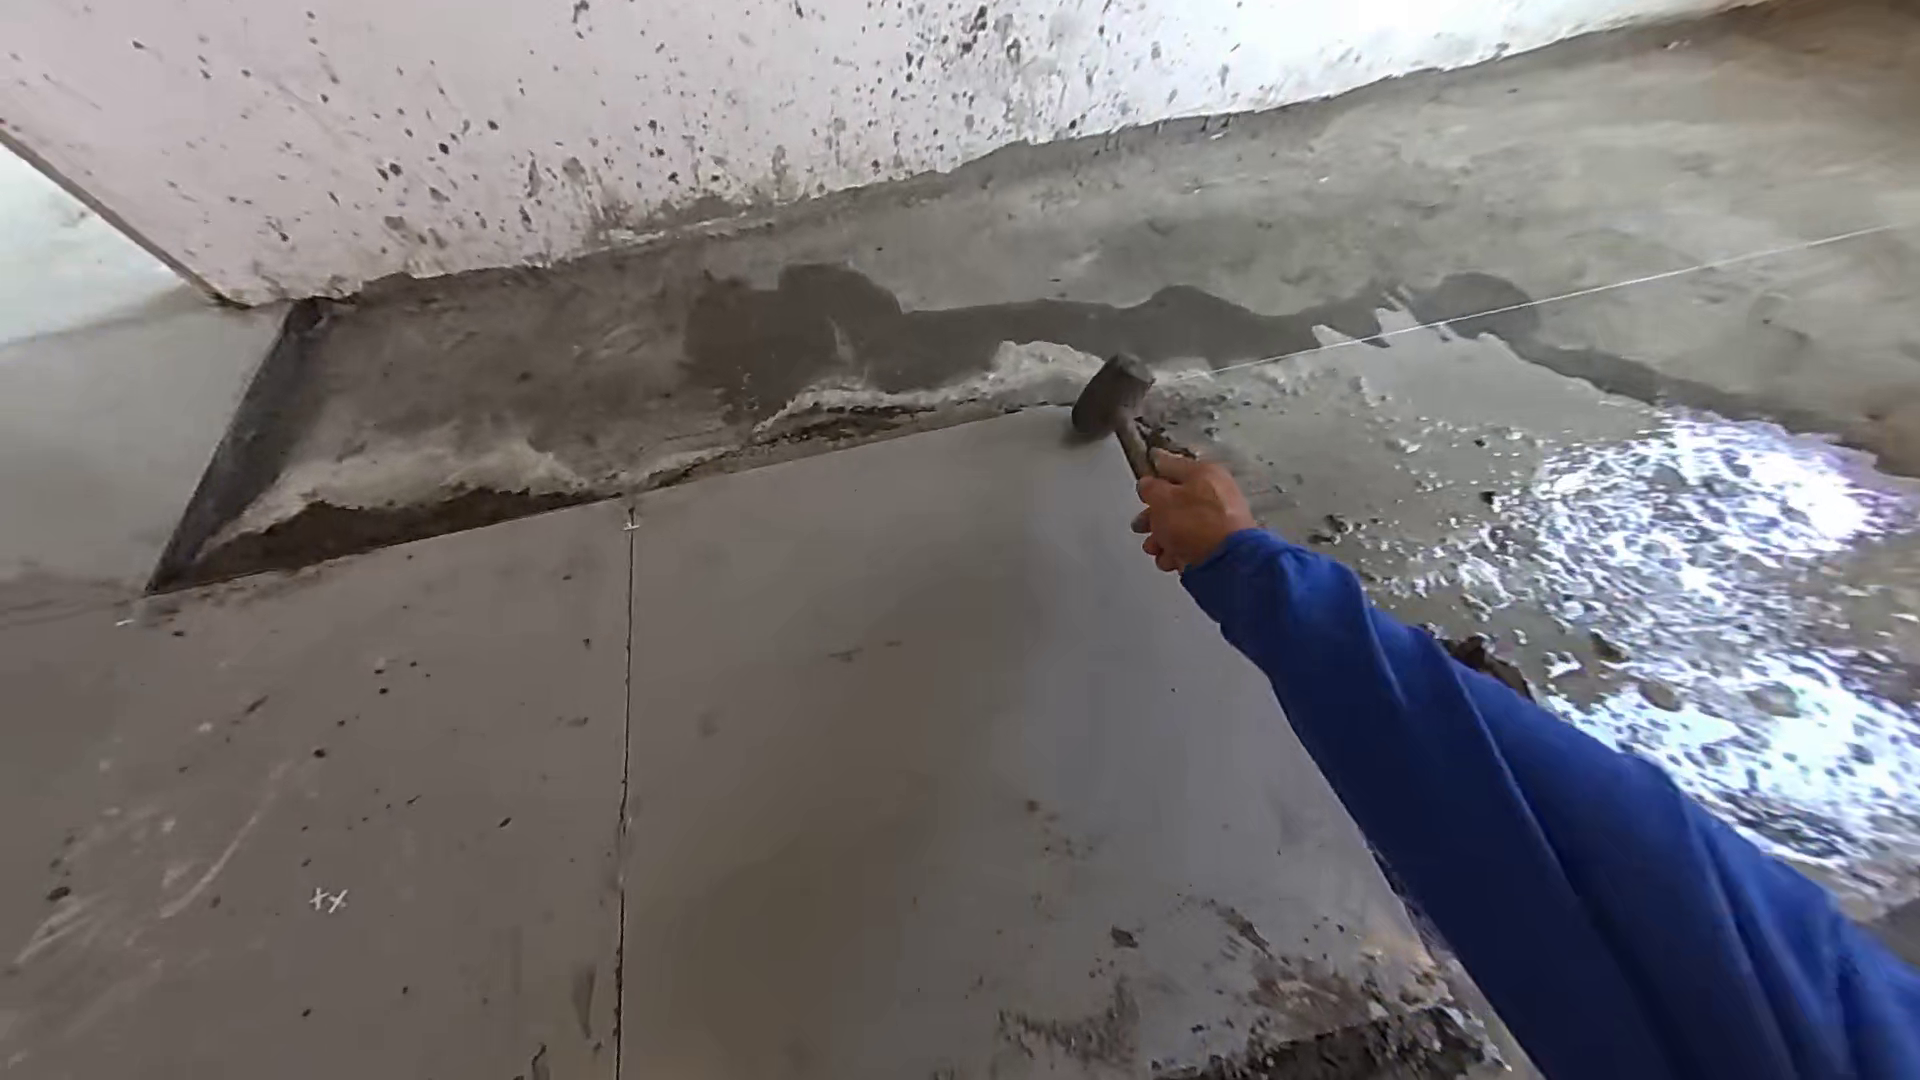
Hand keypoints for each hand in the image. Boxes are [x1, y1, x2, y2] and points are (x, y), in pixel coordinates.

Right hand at [1131, 450, 1256, 571]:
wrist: (1225, 561)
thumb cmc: (1195, 524)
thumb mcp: (1161, 499)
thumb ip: (1150, 488)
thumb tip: (1147, 485)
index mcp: (1203, 473)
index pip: (1170, 464)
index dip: (1151, 470)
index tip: (1142, 473)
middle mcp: (1214, 493)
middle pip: (1173, 500)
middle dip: (1152, 516)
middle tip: (1141, 526)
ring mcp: (1217, 520)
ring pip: (1178, 525)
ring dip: (1161, 538)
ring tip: (1155, 548)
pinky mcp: (1217, 543)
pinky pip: (1190, 543)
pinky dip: (1177, 552)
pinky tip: (1171, 559)